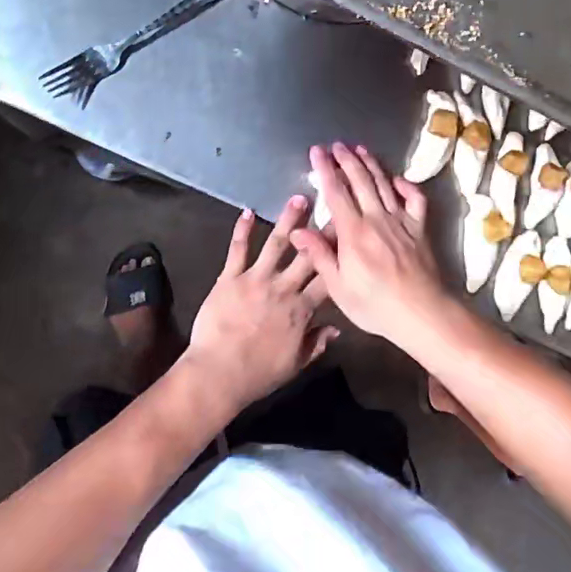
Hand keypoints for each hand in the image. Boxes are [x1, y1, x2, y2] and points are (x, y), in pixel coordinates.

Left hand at [180, 195, 334, 411]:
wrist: (218, 373)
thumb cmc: (259, 373)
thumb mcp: (295, 363)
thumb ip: (317, 343)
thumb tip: (338, 328)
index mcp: (302, 309)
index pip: (328, 278)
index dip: (340, 257)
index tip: (352, 238)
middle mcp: (283, 288)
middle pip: (308, 254)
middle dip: (323, 230)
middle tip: (335, 206)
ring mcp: (255, 279)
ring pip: (276, 244)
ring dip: (288, 220)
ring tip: (298, 198)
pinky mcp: (229, 278)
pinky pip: (237, 249)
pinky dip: (242, 229)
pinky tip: (247, 211)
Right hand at [290, 143, 454, 347]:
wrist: (421, 313)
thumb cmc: (375, 305)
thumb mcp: (338, 287)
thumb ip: (319, 255)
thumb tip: (297, 230)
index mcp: (353, 232)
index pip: (335, 192)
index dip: (325, 169)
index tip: (317, 152)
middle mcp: (376, 219)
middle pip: (360, 181)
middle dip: (347, 160)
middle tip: (337, 145)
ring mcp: (401, 222)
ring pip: (384, 185)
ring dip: (372, 165)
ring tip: (361, 150)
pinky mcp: (419, 229)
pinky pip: (415, 200)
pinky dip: (407, 186)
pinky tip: (399, 180)